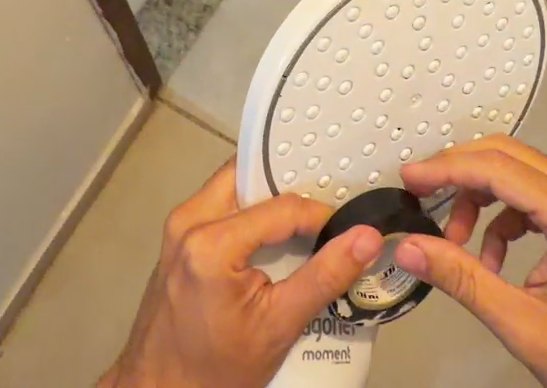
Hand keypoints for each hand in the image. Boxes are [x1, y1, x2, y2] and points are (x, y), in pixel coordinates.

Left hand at [99, 159, 383, 387]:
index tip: (349, 228)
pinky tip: (277, 233)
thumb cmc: (217, 368)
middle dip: (291, 186)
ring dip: (271, 196)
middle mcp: (189, 219)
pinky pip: (223, 201)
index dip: (321, 214)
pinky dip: (253, 209)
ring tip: (308, 219)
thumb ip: (324, 277)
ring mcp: (179, 223)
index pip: (281, 207)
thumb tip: (367, 237)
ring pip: (236, 184)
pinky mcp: (179, 233)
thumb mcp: (278, 327)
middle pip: (252, 176)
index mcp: (211, 242)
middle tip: (328, 208)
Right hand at [394, 137, 546, 387]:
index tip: (409, 178)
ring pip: (519, 172)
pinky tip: (492, 259)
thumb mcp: (523, 326)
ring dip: (480, 197)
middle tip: (421, 196)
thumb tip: (409, 246)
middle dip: (459, 173)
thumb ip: (462, 279)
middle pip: (507, 156)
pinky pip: (534, 197)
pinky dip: (504, 217)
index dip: (446, 168)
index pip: (497, 168)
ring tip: (456, 243)